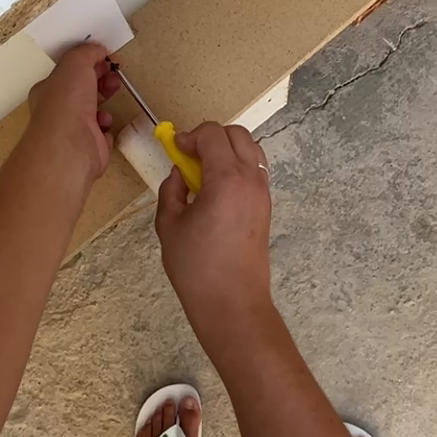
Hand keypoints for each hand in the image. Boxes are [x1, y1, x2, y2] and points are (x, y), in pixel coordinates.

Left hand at [20, 42, 121, 188]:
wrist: (71, 147)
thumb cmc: (68, 102)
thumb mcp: (75, 63)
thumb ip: (87, 52)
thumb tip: (98, 50)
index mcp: (48, 89)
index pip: (69, 72)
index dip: (89, 63)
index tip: (107, 60)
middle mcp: (57, 110)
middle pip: (83, 90)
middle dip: (101, 82)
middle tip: (113, 79)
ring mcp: (72, 131)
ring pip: (94, 112)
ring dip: (104, 105)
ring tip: (108, 102)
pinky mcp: (89, 148)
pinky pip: (102, 133)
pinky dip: (107, 128)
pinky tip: (104, 126)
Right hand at [154, 122, 275, 344]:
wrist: (233, 303)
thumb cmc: (197, 267)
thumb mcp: (170, 225)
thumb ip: (171, 190)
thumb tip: (179, 174)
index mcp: (226, 178)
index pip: (212, 134)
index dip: (190, 136)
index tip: (175, 149)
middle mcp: (250, 178)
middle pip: (236, 133)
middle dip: (210, 136)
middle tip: (190, 155)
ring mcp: (262, 192)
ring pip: (250, 148)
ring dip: (227, 149)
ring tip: (204, 171)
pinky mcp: (266, 206)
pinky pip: (255, 169)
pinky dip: (238, 166)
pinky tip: (217, 189)